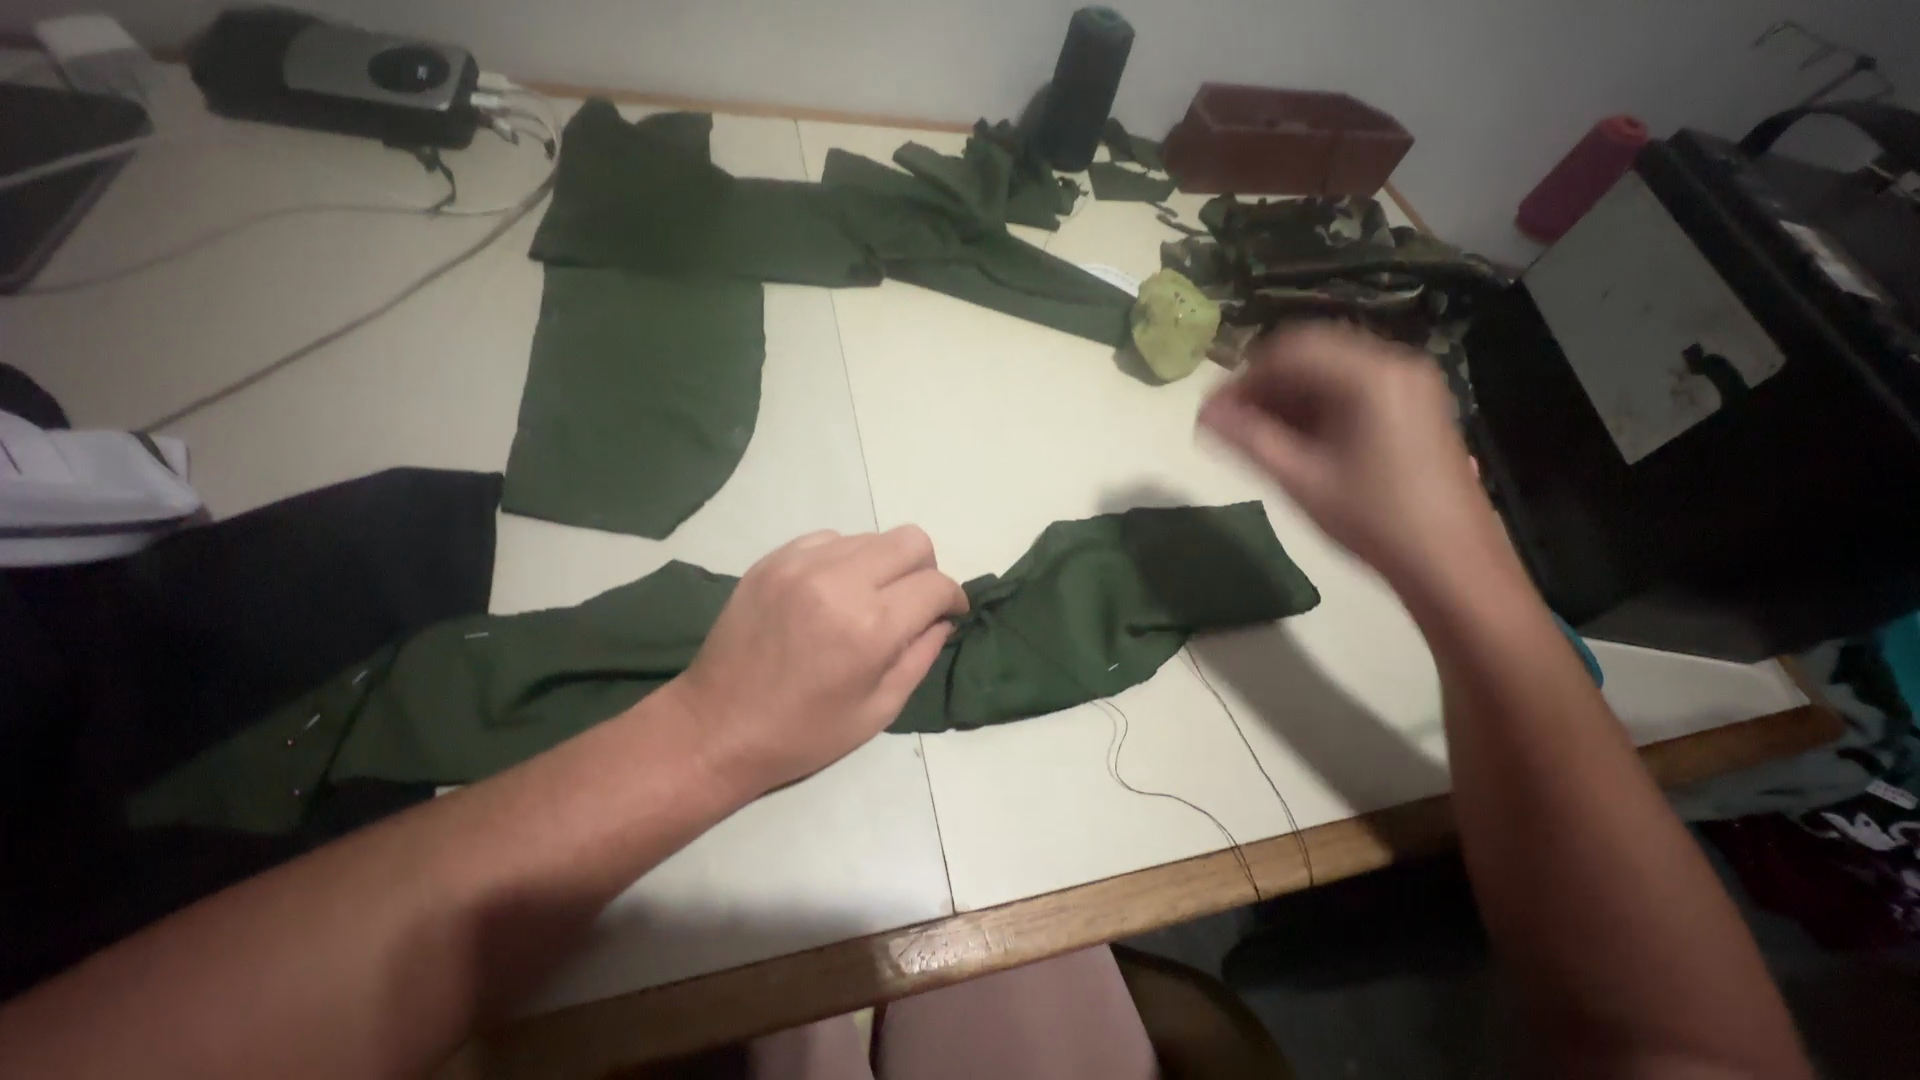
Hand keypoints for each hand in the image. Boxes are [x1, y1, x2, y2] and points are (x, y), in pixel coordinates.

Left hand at [665, 526, 967, 794]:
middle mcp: (839, 582)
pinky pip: (829, 540)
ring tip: (867, 601)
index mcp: (870, 626)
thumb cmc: (803, 733)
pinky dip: (843, 560)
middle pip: (910, 541)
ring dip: (882, 565)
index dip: (952, 599)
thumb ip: (920, 656)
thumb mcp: (879, 709)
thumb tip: (941, 619)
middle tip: (912, 603)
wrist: (717, 727)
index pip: (935, 584)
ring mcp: (800, 564)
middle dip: (924, 570)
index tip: (947, 615)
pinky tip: (831, 593)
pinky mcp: (772, 561)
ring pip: (870, 537)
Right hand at [1198, 322, 1517, 593]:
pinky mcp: (1415, 407)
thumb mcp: (1302, 480)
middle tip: (1232, 427)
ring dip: (1289, 398)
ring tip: (1259, 439)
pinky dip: (1318, 407)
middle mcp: (1395, 365)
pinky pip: (1353, 389)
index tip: (1213, 414)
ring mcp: (1410, 385)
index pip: (1289, 350)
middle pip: (1311, 354)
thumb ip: (1247, 440)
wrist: (1453, 563)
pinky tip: (1298, 443)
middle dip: (1265, 387)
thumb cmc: (1374, 521)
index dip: (1243, 378)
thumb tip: (1202, 414)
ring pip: (1330, 372)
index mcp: (1370, 376)